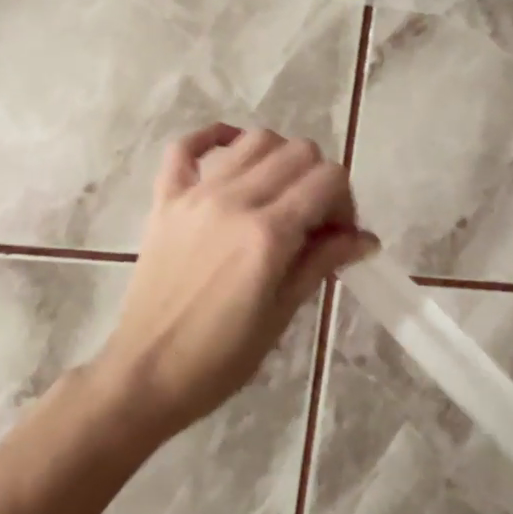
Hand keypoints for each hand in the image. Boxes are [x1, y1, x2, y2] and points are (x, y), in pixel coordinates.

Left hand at [92, 123, 377, 434]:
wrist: (147, 374)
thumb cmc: (222, 357)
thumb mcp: (283, 313)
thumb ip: (322, 262)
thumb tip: (365, 238)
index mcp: (268, 233)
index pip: (328, 179)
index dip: (346, 202)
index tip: (339, 236)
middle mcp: (235, 200)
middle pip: (298, 151)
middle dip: (319, 179)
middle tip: (314, 220)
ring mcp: (196, 195)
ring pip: (254, 140)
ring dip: (279, 158)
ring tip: (279, 195)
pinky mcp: (165, 200)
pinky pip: (186, 147)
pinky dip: (213, 139)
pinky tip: (232, 154)